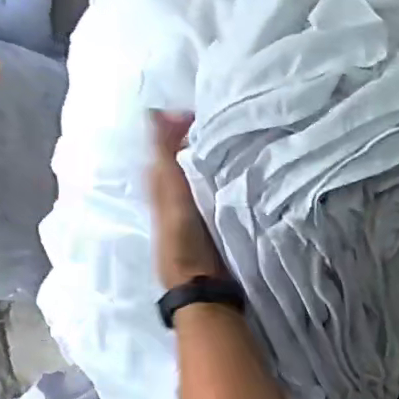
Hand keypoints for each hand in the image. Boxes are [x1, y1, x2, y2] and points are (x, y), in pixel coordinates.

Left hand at [149, 111, 226, 289]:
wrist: (204, 286)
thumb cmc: (184, 240)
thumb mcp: (170, 194)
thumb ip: (164, 157)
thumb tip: (153, 112)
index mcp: (161, 188)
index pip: (167, 148)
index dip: (181, 128)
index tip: (208, 113)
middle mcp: (176, 197)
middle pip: (186, 160)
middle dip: (202, 140)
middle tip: (228, 122)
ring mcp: (196, 212)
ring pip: (203, 175)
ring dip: (217, 159)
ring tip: (239, 141)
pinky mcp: (216, 223)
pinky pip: (220, 192)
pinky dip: (228, 178)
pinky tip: (245, 173)